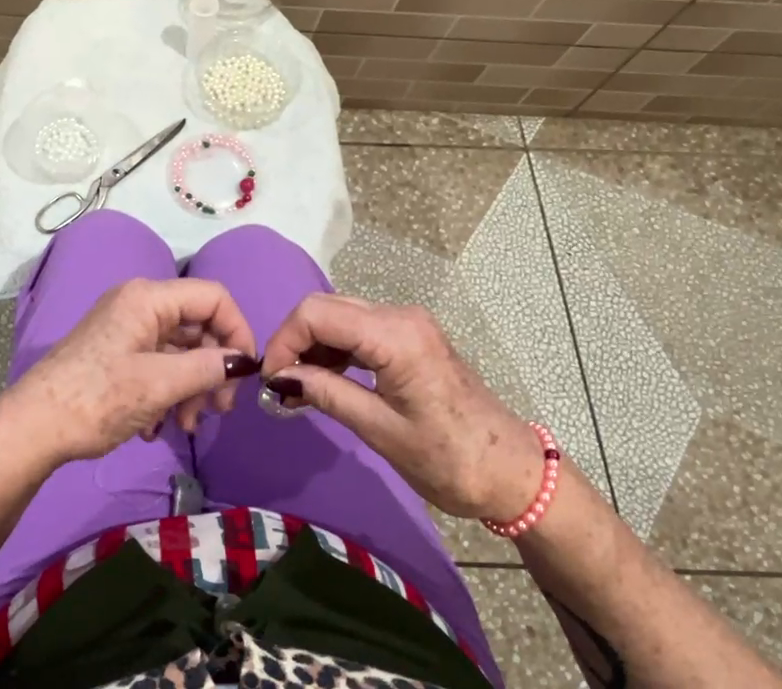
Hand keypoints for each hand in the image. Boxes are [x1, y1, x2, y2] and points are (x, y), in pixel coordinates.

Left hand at [3, 279, 260, 462]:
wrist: (33, 427)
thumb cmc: (98, 398)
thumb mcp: (160, 384)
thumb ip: (207, 368)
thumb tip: (243, 361)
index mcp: (148, 298)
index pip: (214, 298)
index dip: (237, 332)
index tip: (245, 374)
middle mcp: (138, 305)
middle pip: (198, 327)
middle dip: (213, 370)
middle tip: (217, 411)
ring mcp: (125, 331)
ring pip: (179, 352)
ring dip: (190, 390)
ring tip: (183, 426)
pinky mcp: (115, 355)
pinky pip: (157, 367)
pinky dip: (166, 394)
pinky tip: (155, 427)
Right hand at [261, 294, 543, 519]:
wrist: (512, 473)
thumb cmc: (449, 458)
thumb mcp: (381, 430)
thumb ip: (328, 394)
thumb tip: (280, 377)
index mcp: (394, 336)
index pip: (316, 314)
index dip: (283, 341)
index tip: (269, 379)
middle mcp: (400, 317)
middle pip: (325, 307)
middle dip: (294, 341)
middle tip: (278, 385)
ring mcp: (408, 324)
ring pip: (340, 316)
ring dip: (312, 345)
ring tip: (296, 388)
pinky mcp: (412, 337)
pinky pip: (359, 329)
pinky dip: (334, 349)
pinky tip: (323, 380)